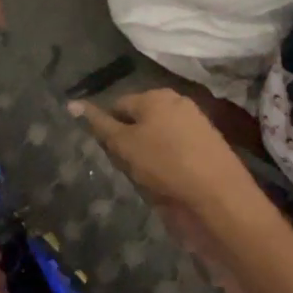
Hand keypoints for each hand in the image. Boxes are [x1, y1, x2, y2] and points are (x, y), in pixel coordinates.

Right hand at [70, 89, 256, 215]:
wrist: (220, 196)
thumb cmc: (165, 165)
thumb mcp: (124, 145)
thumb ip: (100, 125)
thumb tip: (73, 104)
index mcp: (155, 95)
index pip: (117, 106)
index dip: (109, 130)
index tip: (111, 154)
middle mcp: (177, 101)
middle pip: (139, 120)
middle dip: (130, 141)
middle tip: (129, 167)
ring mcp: (197, 121)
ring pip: (158, 135)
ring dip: (149, 153)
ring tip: (151, 177)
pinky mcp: (210, 144)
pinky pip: (177, 148)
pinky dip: (170, 161)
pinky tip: (172, 180)